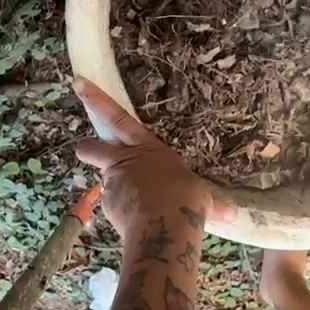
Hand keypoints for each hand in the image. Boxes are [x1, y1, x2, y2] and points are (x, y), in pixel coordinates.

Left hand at [72, 77, 213, 234]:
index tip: (78, 83)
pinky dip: (124, 214)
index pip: (118, 117)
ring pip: (106, 183)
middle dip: (87, 147)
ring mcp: (113, 184)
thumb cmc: (186, 200)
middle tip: (86, 150)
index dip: (96, 99)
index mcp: (147, 148)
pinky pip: (115, 208)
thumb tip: (230, 214)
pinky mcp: (107, 207)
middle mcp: (124, 162)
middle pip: (92, 146)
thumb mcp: (201, 196)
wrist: (164, 226)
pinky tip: (139, 224)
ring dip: (118, 192)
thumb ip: (209, 202)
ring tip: (139, 209)